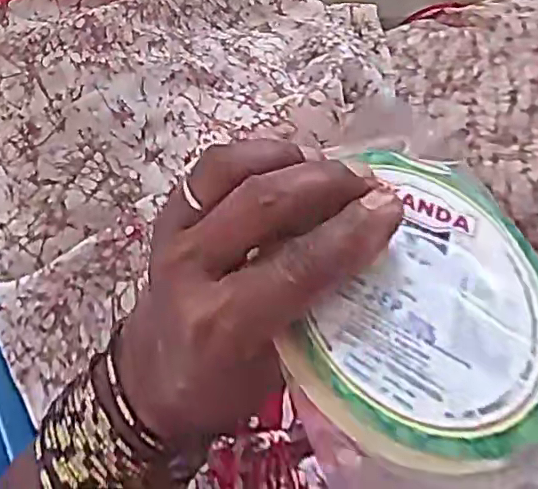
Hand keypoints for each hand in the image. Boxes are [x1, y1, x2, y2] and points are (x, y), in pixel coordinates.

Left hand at [114, 140, 403, 448]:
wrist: (148, 379)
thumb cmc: (221, 386)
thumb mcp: (275, 373)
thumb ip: (313, 313)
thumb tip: (366, 250)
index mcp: (220, 324)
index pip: (295, 268)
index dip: (348, 233)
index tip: (389, 208)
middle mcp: (190, 269)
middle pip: (262, 205)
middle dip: (324, 184)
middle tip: (366, 180)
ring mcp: (172, 233)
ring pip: (232, 171)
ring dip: (288, 159)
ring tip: (330, 163)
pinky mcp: (167, 212)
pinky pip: (212, 167)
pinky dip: (254, 153)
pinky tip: (288, 157)